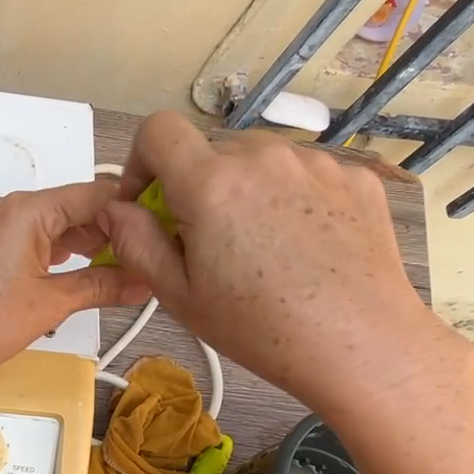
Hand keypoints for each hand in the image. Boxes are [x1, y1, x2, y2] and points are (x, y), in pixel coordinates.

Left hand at [0, 182, 151, 388]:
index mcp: (27, 210)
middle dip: (110, 235)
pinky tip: (78, 278)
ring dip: (85, 248)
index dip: (131, 215)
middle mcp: (9, 208)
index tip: (158, 238)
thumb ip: (103, 285)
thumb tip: (145, 282)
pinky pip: (32, 240)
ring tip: (117, 275)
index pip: (96, 195)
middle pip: (76, 209)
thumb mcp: (52, 303)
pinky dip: (57, 257)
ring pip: (55, 227)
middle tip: (143, 263)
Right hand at [96, 111, 473, 423]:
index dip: (139, 162)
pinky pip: (301, 174)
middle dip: (193, 188)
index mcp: (212, 185)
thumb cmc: (258, 326)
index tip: (145, 201)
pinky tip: (296, 248)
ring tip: (254, 249)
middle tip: (202, 244)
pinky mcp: (353, 176)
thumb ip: (135, 241)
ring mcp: (315, 162)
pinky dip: (286, 200)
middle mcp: (264, 157)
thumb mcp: (176, 294)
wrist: (359, 342)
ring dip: (241, 192)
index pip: (158, 131)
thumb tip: (115, 210)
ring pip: (256, 161)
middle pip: (208, 150)